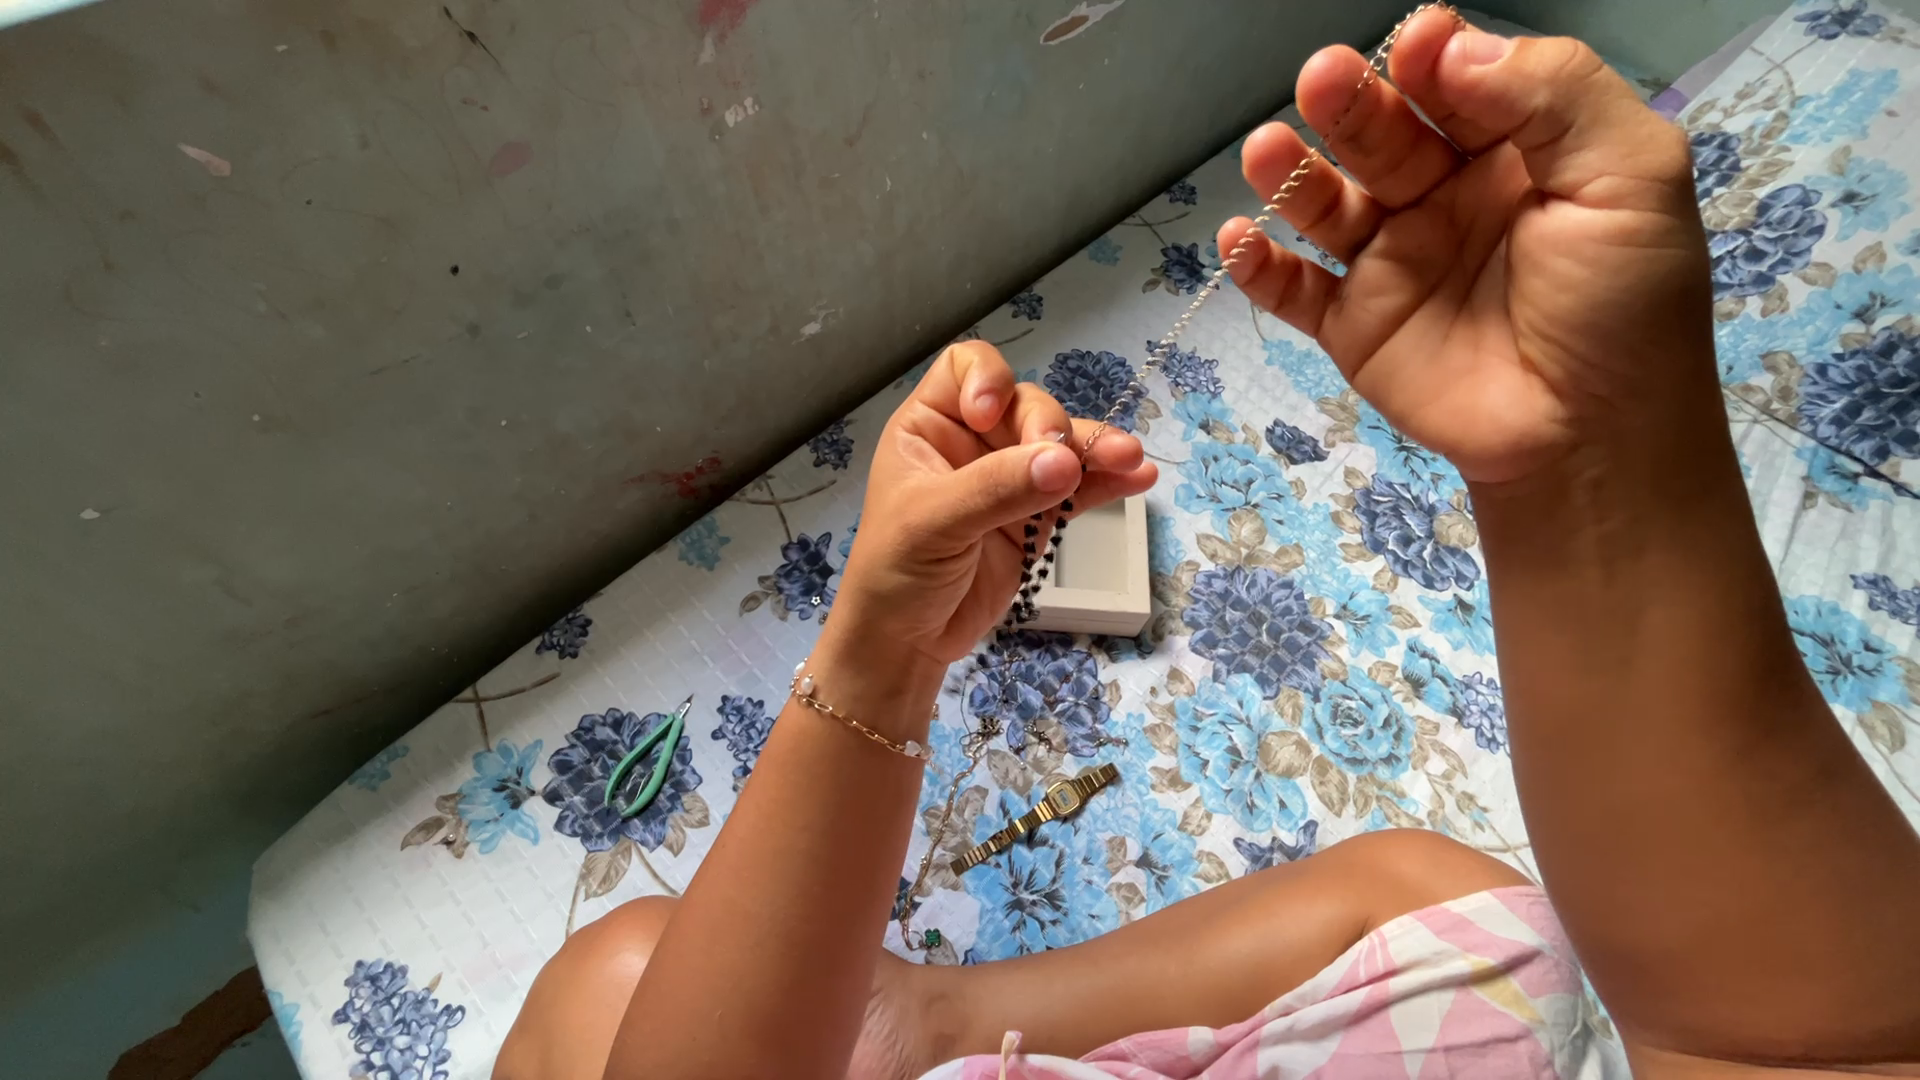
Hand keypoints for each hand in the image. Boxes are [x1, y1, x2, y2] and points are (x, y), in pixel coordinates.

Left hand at [832, 341, 1156, 663]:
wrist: (908, 640)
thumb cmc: (896, 571)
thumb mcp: (934, 522)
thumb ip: (996, 489)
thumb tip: (1065, 460)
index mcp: (930, 427)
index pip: (966, 369)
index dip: (989, 380)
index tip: (991, 415)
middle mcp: (972, 443)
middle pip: (1026, 406)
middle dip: (1050, 427)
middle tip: (1064, 464)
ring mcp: (1008, 479)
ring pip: (1059, 446)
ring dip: (1095, 450)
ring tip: (1131, 458)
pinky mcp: (1036, 517)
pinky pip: (1077, 490)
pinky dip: (1106, 484)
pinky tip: (1139, 479)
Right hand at [1219, 11, 1714, 484]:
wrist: (1582, 430)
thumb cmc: (1620, 302)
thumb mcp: (1629, 175)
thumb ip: (1554, 98)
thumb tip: (1455, 51)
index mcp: (1512, 156)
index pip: (1458, 89)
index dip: (1433, 61)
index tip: (1415, 43)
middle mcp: (1439, 202)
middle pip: (1381, 140)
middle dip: (1352, 106)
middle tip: (1321, 76)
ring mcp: (1386, 266)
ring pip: (1326, 209)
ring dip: (1291, 178)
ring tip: (1264, 150)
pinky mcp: (1348, 326)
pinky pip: (1294, 292)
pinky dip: (1261, 270)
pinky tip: (1237, 241)